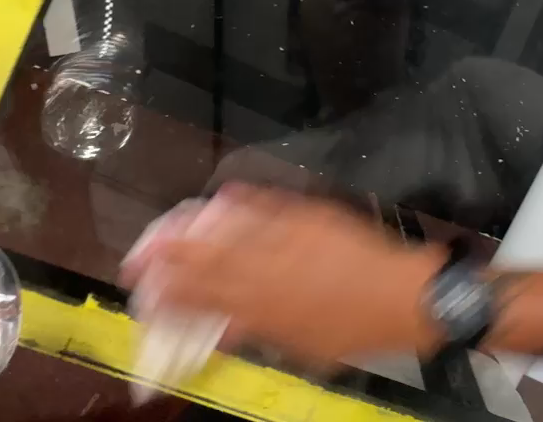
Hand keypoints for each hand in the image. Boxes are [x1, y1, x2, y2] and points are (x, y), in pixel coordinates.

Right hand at [120, 187, 445, 368]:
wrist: (402, 296)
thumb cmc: (355, 331)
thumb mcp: (304, 348)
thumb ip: (260, 331)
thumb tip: (222, 327)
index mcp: (269, 310)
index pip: (209, 301)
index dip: (173, 295)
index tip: (146, 292)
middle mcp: (274, 272)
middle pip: (212, 262)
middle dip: (172, 257)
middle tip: (140, 254)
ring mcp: (292, 239)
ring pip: (233, 232)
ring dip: (196, 228)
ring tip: (167, 224)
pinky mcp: (311, 217)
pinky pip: (270, 207)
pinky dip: (243, 202)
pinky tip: (222, 195)